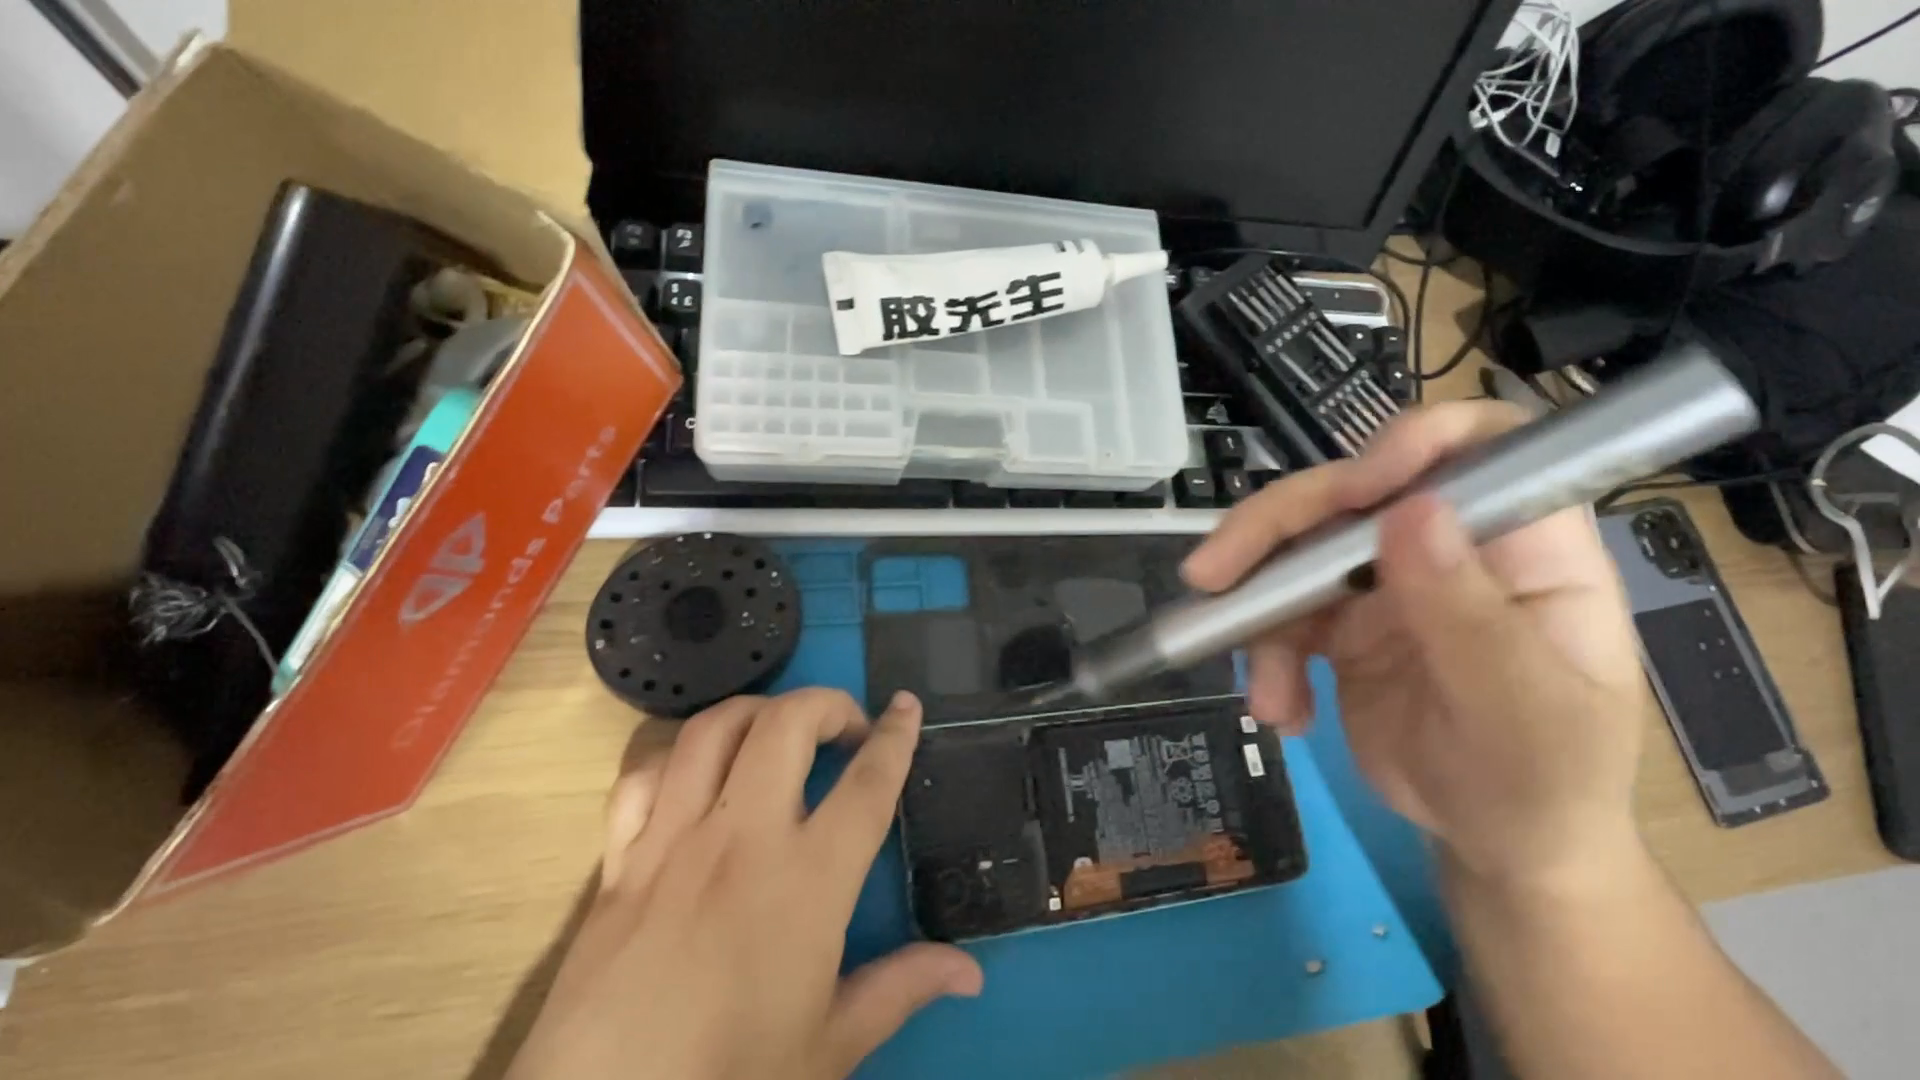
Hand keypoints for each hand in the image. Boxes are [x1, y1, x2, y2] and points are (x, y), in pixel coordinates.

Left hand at [507, 688, 982, 1079]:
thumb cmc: (733, 1075)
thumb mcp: (831, 1044)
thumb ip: (902, 989)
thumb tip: (970, 971)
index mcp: (808, 880)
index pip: (866, 786)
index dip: (895, 737)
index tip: (907, 705)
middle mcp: (741, 838)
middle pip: (785, 726)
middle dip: (825, 705)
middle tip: (846, 729)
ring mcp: (673, 840)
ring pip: (711, 731)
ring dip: (755, 712)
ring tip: (778, 731)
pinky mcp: (619, 860)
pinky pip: (644, 777)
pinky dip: (676, 758)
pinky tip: (696, 775)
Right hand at [1183, 402, 1649, 887]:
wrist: (1496, 844)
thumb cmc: (1541, 781)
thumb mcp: (1518, 709)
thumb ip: (1467, 613)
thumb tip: (1409, 511)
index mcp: (1526, 547)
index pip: (1481, 447)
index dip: (1415, 443)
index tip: (1355, 489)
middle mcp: (1452, 546)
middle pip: (1355, 492)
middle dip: (1279, 527)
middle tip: (1213, 574)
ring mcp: (1391, 583)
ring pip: (1299, 550)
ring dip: (1258, 610)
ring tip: (1265, 691)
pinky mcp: (1343, 623)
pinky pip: (1281, 612)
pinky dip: (1266, 658)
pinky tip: (1281, 710)